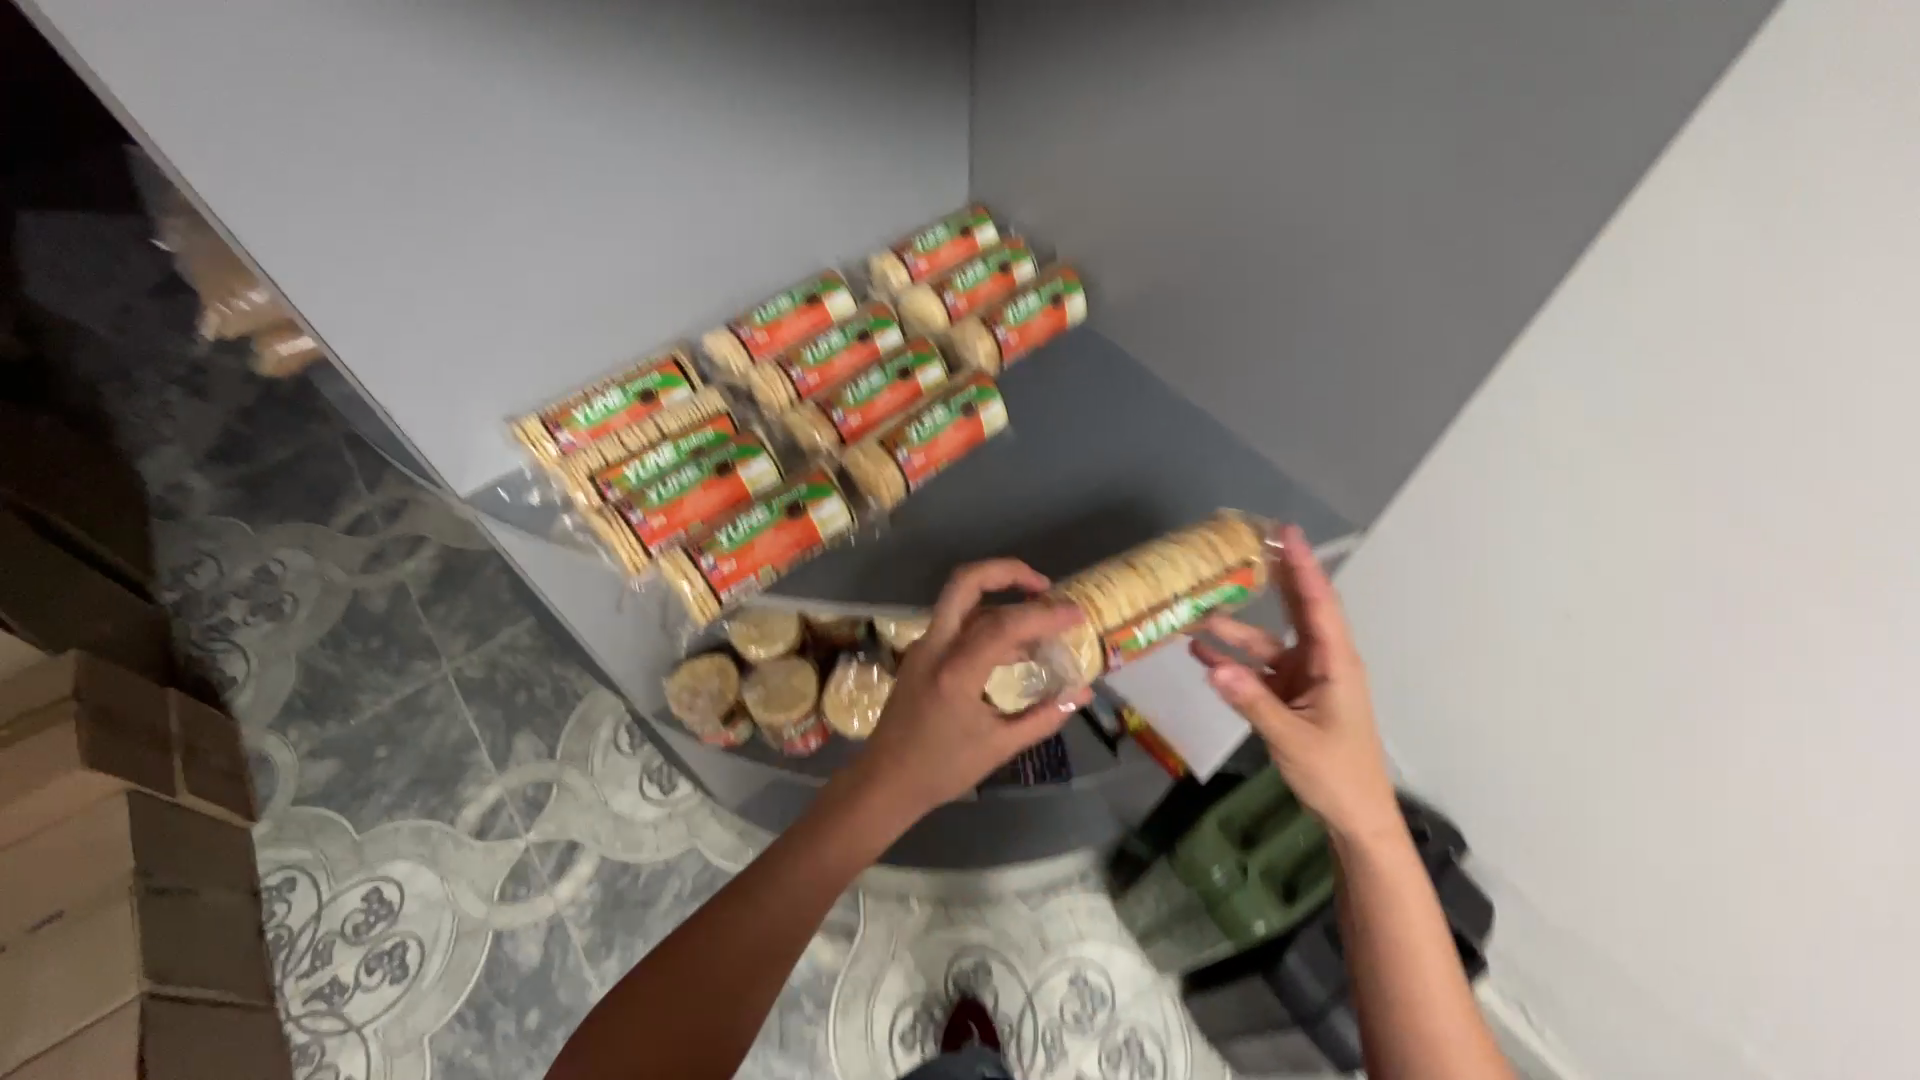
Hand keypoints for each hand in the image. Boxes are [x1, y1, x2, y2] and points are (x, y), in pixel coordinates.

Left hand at [847, 559, 1092, 821]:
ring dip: (1000, 599)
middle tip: (1044, 587)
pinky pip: (956, 624)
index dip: (1044, 615)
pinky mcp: (921, 655)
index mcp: (955, 672)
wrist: (885, 781)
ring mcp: (924, 647)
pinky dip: (987, 622)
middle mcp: (935, 647)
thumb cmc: (942, 769)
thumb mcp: (1000, 747)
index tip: (1076, 615)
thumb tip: (1082, 693)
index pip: (1003, 625)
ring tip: (1039, 621)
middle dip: (1007, 572)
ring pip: (960, 600)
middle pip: (965, 582)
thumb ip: (1044, 716)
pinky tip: (1015, 648)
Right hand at [1190, 525, 1399, 843]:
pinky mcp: (1290, 696)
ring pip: (1266, 642)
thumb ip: (1251, 701)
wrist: (1355, 816)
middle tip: (1249, 544)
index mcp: (1335, 663)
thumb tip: (1211, 666)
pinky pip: (1257, 670)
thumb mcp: (1291, 738)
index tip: (1285, 533)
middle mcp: (1321, 662)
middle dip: (1275, 578)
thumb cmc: (1335, 774)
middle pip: (1297, 610)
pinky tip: (1202, 654)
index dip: (1302, 567)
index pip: (1318, 604)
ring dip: (1234, 631)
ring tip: (1194, 616)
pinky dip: (1232, 661)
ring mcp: (1304, 679)